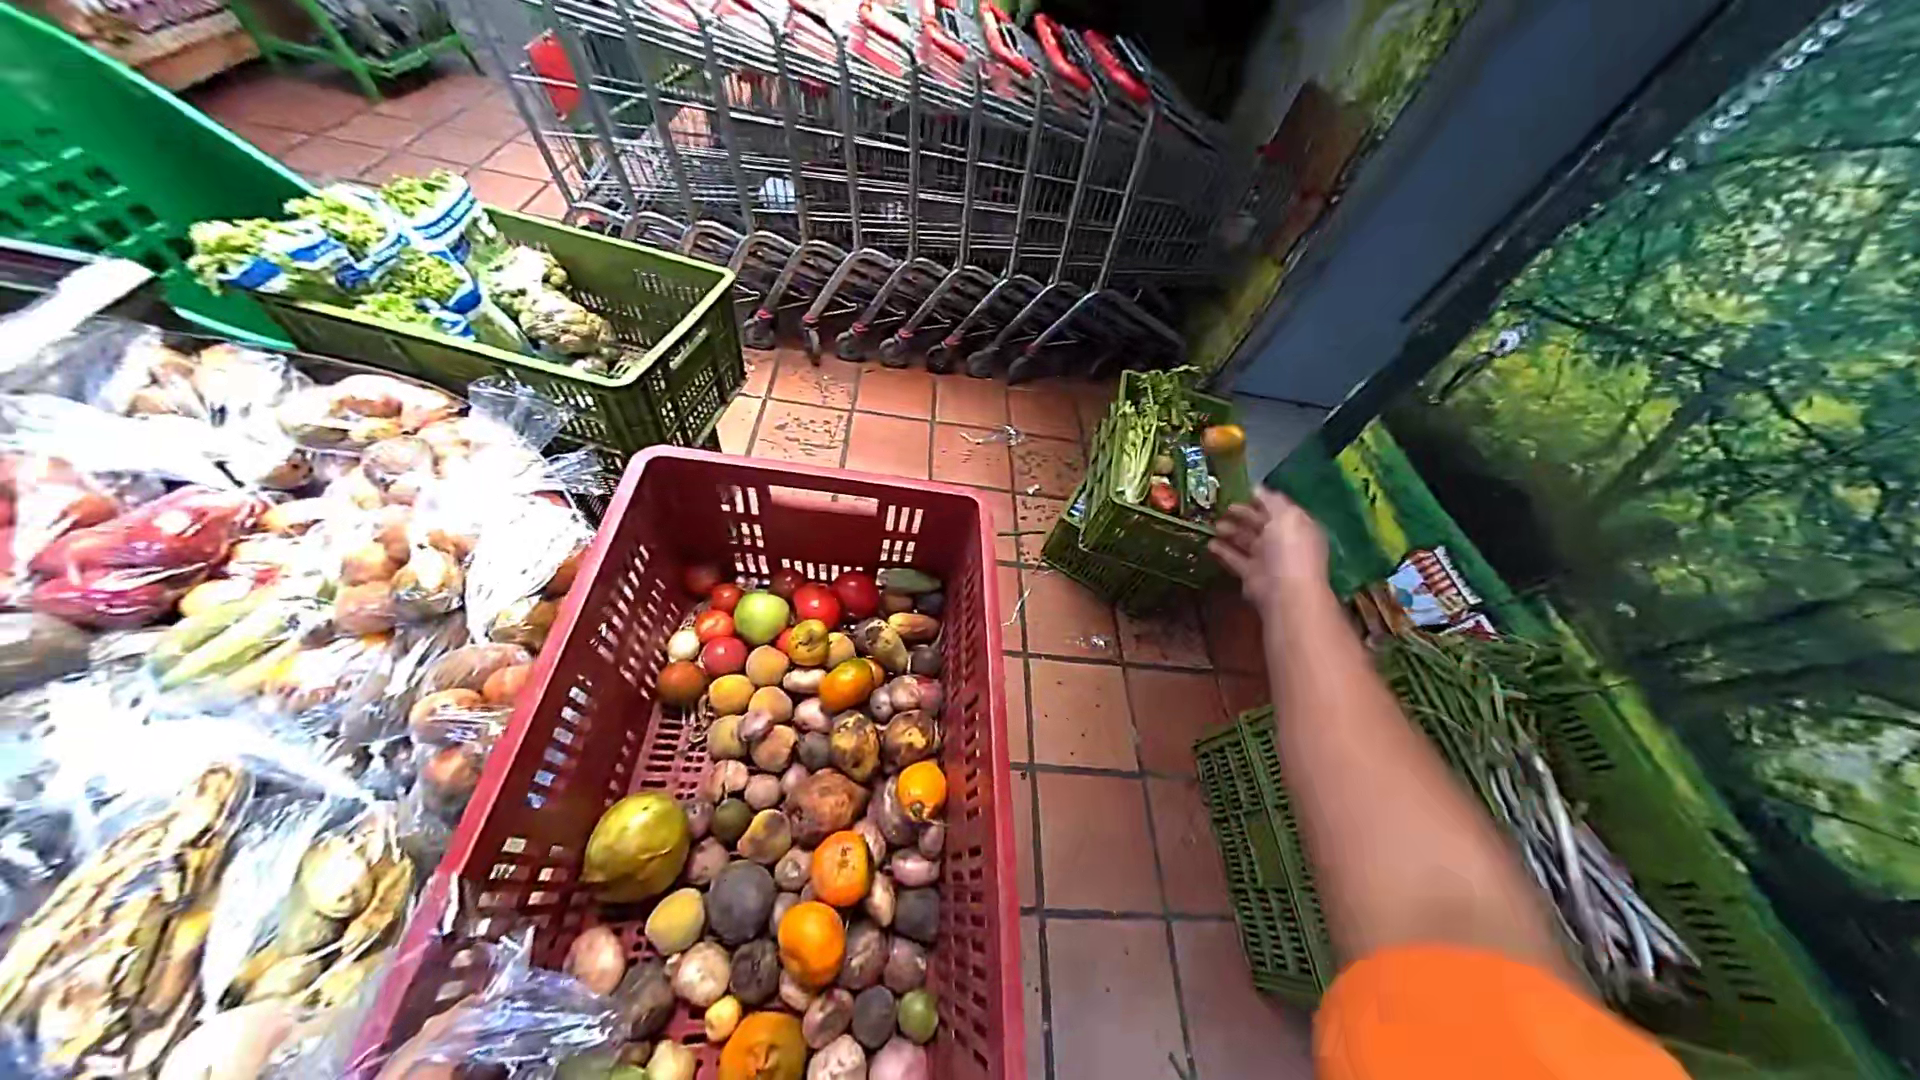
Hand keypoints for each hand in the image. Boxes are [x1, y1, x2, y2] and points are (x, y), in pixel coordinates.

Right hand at [1208, 490, 1330, 606]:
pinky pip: (1235, 559)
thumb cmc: (1289, 549)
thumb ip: (1271, 500)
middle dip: (1242, 515)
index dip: (1259, 499)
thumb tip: (1257, 487)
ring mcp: (1267, 559)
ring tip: (1213, 524)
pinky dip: (1223, 551)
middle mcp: (1282, 541)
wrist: (1284, 590)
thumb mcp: (1285, 516)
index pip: (1276, 508)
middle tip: (1222, 507)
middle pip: (1259, 524)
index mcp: (1296, 525)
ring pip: (1246, 541)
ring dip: (1230, 531)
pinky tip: (1210, 543)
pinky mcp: (1251, 575)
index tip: (1238, 491)